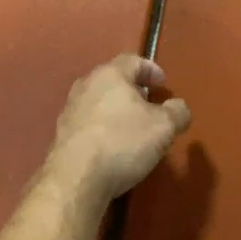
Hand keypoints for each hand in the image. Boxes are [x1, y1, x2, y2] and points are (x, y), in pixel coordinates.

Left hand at [44, 55, 191, 202]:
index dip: (151, 69)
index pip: (132, 61)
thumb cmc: (122, 143)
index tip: (163, 83)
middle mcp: (86, 85)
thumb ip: (177, 113)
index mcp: (110, 74)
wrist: (75, 178)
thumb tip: (179, 106)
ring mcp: (70, 109)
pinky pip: (88, 122)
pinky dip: (102, 127)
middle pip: (113, 79)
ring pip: (98, 101)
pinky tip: (112, 146)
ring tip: (131, 127)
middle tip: (149, 104)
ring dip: (116, 109)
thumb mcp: (163, 128)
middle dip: (132, 90)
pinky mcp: (61, 134)